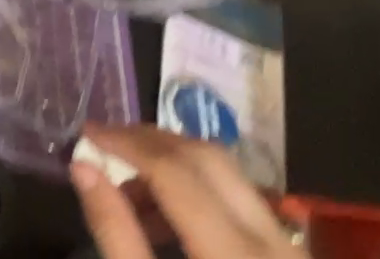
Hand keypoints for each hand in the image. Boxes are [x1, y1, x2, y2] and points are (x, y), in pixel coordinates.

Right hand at [72, 125, 305, 258]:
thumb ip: (115, 232)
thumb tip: (82, 166)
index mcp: (236, 256)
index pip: (175, 172)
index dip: (125, 142)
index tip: (85, 133)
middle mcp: (278, 245)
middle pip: (210, 160)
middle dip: (151, 142)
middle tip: (105, 144)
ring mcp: (297, 254)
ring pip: (231, 178)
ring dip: (173, 169)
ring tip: (132, 198)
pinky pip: (247, 206)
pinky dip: (200, 196)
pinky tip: (170, 223)